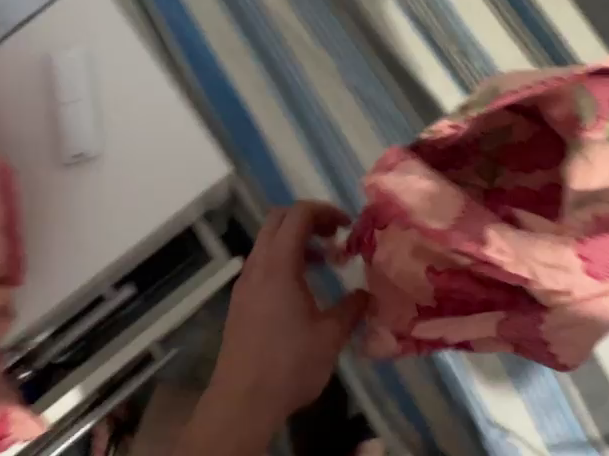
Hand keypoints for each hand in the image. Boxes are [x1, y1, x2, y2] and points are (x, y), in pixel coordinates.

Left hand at [178, 202, 371, 455]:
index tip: (347, 226)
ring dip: (296, 241)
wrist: (243, 399)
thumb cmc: (289, 364)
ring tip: (324, 262)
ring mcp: (245, 281)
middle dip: (309, 219)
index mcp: (278, 263)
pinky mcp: (241, 299)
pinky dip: (283, 260)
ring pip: (268, 241)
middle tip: (335, 237)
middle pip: (279, 220)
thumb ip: (351, 309)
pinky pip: (262, 263)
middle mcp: (257, 264)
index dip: (325, 211)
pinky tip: (302, 288)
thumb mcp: (330, 337)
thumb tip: (367, 294)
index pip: (298, 214)